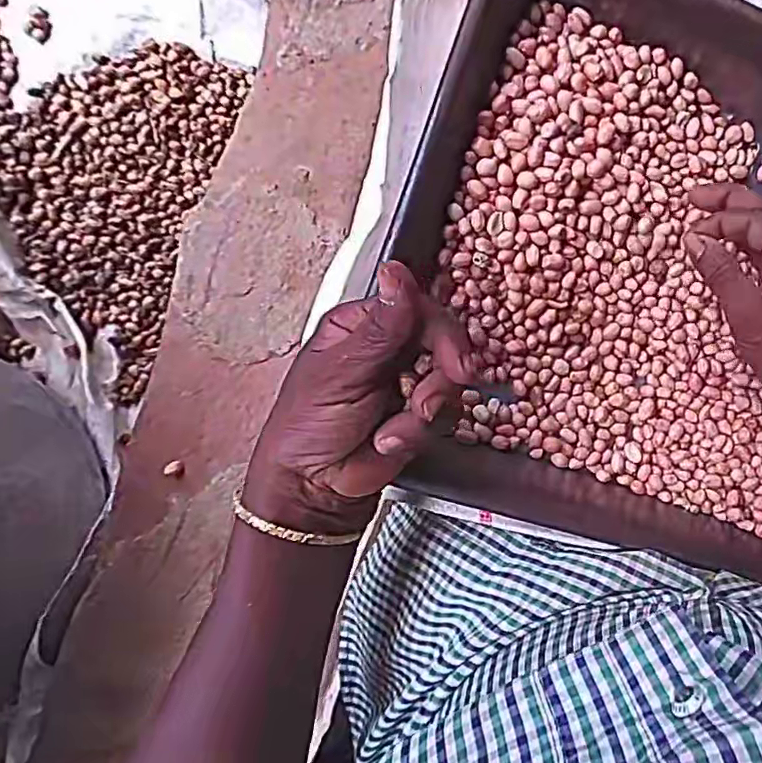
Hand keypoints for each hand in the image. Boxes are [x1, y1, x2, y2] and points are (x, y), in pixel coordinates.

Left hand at [243, 261, 475, 534]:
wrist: (312, 488)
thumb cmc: (306, 426)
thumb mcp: (341, 372)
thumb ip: (380, 327)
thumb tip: (397, 274)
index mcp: (365, 325)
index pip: (420, 309)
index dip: (443, 333)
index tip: (455, 360)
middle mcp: (391, 348)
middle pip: (444, 343)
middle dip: (439, 378)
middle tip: (424, 404)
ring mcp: (408, 380)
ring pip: (448, 381)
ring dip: (423, 411)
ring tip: (389, 431)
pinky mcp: (420, 413)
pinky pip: (445, 414)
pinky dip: (417, 432)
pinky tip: (388, 440)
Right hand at [681, 183, 761, 410]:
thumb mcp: (745, 312)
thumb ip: (720, 270)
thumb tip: (694, 238)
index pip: (756, 221)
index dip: (719, 221)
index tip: (690, 232)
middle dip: (729, 202)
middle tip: (694, 196)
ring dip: (737, 218)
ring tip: (705, 212)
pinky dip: (746, 241)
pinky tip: (726, 240)